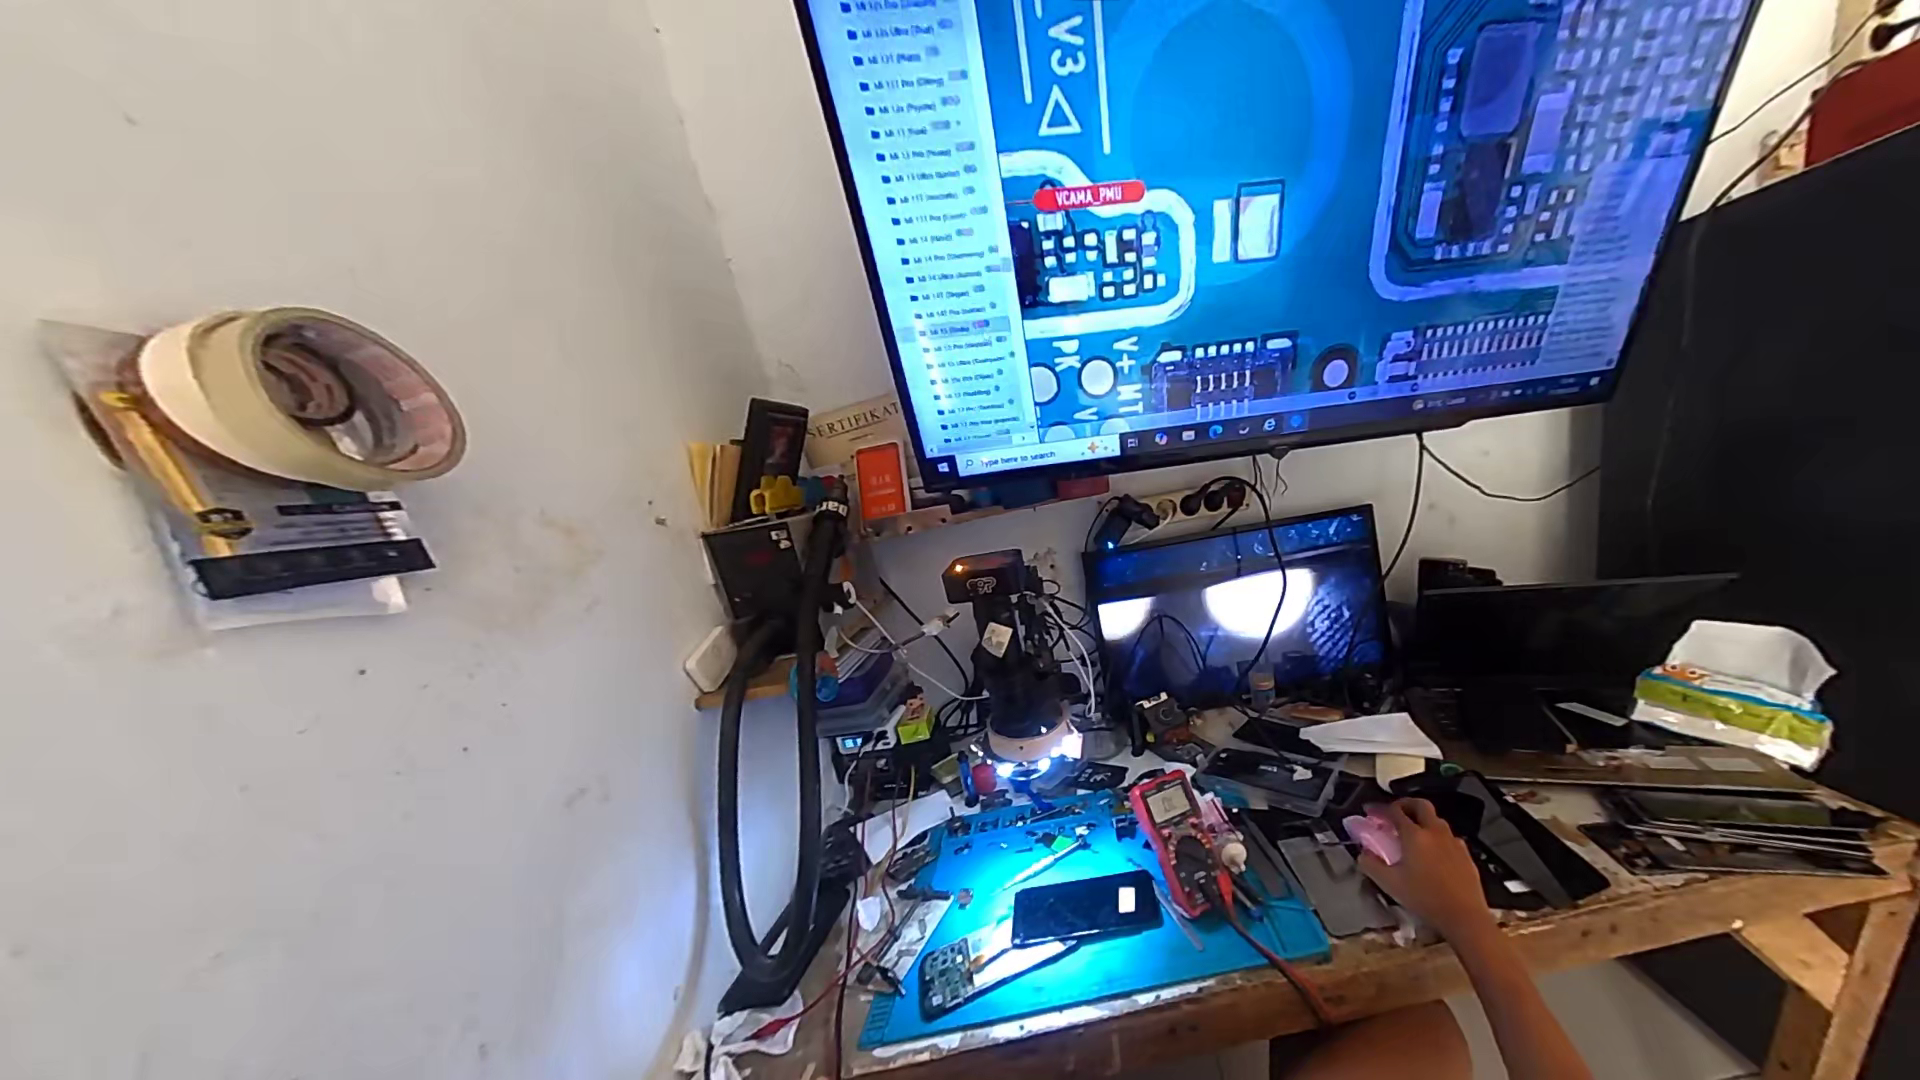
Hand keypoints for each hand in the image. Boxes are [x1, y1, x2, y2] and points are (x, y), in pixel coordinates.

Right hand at [1358, 798, 1493, 940]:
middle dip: (1405, 804)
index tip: (1371, 812)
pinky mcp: (1467, 857)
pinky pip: (1450, 838)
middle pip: (1421, 805)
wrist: (1466, 919)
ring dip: (1422, 821)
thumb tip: (1363, 853)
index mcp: (1414, 835)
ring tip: (1413, 834)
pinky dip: (1438, 838)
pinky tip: (1434, 853)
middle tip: (1395, 814)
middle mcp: (1435, 834)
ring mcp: (1454, 844)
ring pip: (1437, 821)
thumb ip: (1370, 864)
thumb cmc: (1424, 898)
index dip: (1379, 808)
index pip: (1394, 810)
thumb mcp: (1388, 882)